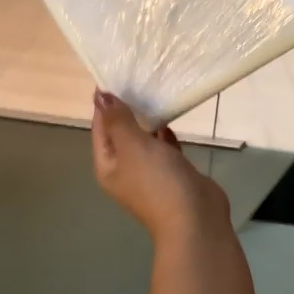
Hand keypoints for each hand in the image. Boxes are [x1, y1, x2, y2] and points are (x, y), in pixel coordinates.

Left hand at [91, 90, 225, 239]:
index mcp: (108, 165)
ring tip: (155, 93)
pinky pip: (164, 148)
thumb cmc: (158, 180)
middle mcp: (125, 169)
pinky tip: (171, 121)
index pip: (99, 129)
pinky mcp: (173, 173)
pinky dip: (164, 134)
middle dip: (127, 110)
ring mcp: (149, 173)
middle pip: (120, 134)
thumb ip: (118, 121)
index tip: (114, 76)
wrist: (193, 217)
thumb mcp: (133, 147)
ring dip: (147, 121)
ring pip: (143, 140)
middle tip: (138, 80)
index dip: (104, 105)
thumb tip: (101, 96)